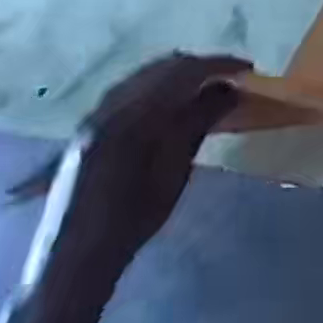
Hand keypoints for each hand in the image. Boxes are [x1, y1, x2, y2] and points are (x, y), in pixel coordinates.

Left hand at [52, 52, 250, 271]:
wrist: (74, 257)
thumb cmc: (134, 216)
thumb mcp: (176, 168)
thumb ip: (200, 121)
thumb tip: (230, 89)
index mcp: (135, 114)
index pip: (185, 70)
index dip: (220, 65)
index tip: (248, 69)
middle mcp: (111, 105)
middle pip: (164, 67)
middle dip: (201, 67)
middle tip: (231, 76)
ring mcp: (95, 115)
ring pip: (145, 76)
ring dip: (178, 75)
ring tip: (207, 87)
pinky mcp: (88, 128)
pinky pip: (129, 90)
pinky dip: (157, 88)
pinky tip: (171, 103)